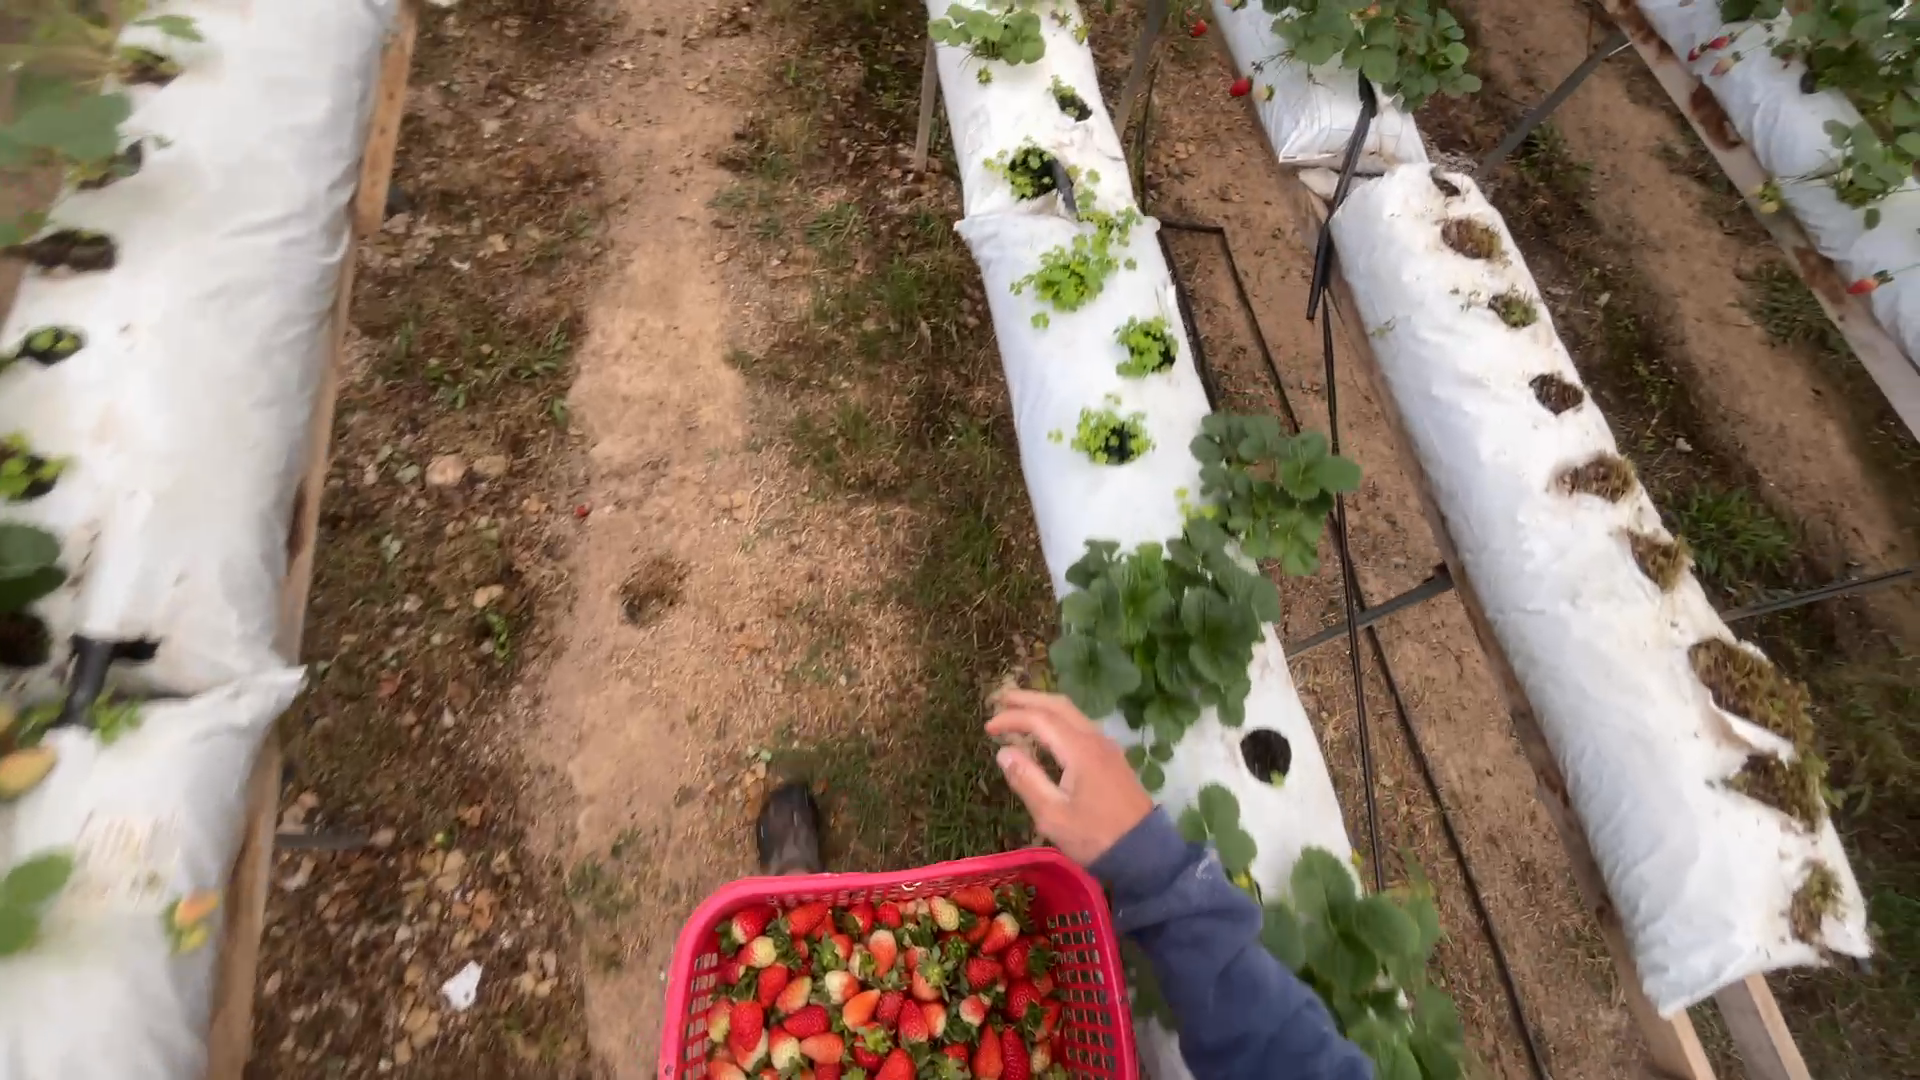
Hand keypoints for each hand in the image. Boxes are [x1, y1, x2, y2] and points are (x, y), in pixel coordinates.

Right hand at [986, 689, 1153, 866]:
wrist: (1145, 853)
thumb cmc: (1095, 837)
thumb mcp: (1053, 816)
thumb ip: (1027, 780)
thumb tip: (1004, 752)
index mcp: (1079, 749)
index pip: (1039, 719)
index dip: (1011, 718)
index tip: (988, 728)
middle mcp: (1094, 738)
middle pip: (1058, 705)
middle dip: (1027, 698)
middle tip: (1000, 699)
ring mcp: (1106, 746)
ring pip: (1071, 712)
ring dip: (1043, 706)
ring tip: (1018, 710)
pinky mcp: (1111, 757)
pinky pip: (1080, 725)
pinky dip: (1057, 719)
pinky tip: (1046, 732)